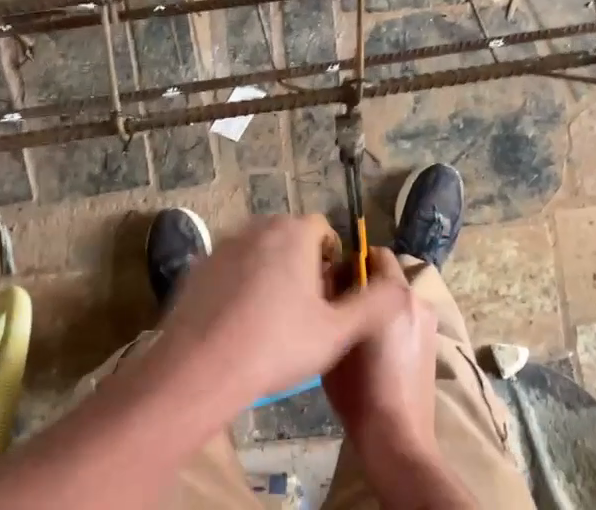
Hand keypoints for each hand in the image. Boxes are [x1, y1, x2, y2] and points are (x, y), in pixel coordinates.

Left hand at [135, 216, 409, 409]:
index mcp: (293, 234)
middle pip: (289, 236)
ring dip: (270, 272)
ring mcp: (223, 244)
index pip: (322, 228)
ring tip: (271, 319)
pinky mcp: (198, 266)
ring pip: (258, 250)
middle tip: (304, 310)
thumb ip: (373, 304)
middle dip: (301, 263)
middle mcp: (257, 227)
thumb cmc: (276, 346)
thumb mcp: (338, 332)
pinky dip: (239, 284)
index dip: (330, 260)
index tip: (328, 296)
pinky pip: (230, 267)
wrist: (201, 368)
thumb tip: (396, 285)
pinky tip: (239, 323)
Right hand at [322, 248, 439, 456]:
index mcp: (392, 293)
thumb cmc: (358, 390)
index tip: (335, 282)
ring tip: (360, 326)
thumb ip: (335, 303)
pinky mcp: (433, 339)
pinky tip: (378, 344)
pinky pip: (408, 312)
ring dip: (379, 299)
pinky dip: (393, 316)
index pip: (374, 254)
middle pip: (388, 272)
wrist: (396, 436)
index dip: (352, 263)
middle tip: (344, 303)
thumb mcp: (334, 341)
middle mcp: (415, 298)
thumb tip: (332, 283)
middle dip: (366, 280)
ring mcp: (429, 318)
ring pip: (398, 293)